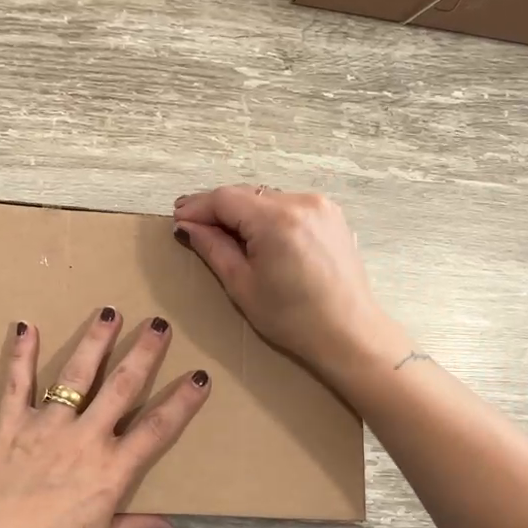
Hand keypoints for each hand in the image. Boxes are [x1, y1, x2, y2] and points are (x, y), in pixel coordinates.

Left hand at [0, 307, 210, 527]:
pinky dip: (22, 354)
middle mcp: (84, 441)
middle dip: (144, 352)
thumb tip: (167, 525)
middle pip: (123, 387)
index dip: (183, 401)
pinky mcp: (9, 425)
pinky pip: (17, 383)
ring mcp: (45, 428)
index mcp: (112, 473)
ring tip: (110, 312)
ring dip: (95, 341)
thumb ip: (133, 527)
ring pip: (76, 375)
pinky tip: (26, 326)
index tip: (200, 377)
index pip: (158, 429)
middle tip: (159, 324)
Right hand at [173, 185, 404, 373]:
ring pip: (266, 197)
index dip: (197, 206)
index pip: (225, 199)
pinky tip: (256, 233)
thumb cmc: (292, 318)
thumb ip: (213, 248)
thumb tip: (187, 226)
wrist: (350, 333)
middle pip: (245, 193)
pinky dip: (267, 214)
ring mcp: (320, 205)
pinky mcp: (331, 214)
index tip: (177, 218)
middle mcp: (301, 202)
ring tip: (221, 231)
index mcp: (276, 221)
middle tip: (191, 224)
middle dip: (217, 208)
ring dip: (242, 210)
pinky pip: (287, 204)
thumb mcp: (242, 285)